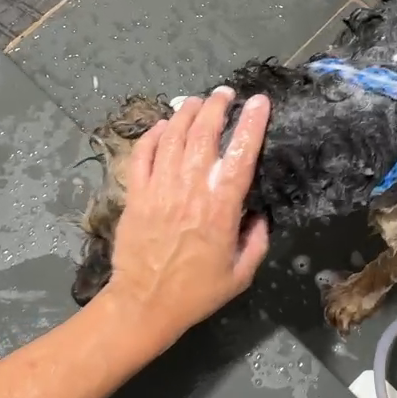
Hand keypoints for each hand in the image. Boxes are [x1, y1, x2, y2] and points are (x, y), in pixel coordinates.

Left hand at [95, 87, 270, 351]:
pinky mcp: (135, 193)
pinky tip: (161, 125)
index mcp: (220, 207)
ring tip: (196, 101)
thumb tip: (261, 213)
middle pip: (203, 134)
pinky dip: (152, 134)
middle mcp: (189, 189)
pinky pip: (142, 154)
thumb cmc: (196, 293)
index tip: (259, 102)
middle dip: (216, 107)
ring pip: (172, 137)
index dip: (251, 124)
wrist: (144, 304)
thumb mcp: (241, 274)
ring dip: (185, 113)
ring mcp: (158, 188)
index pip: (240, 154)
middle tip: (225, 93)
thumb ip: (257, 240)